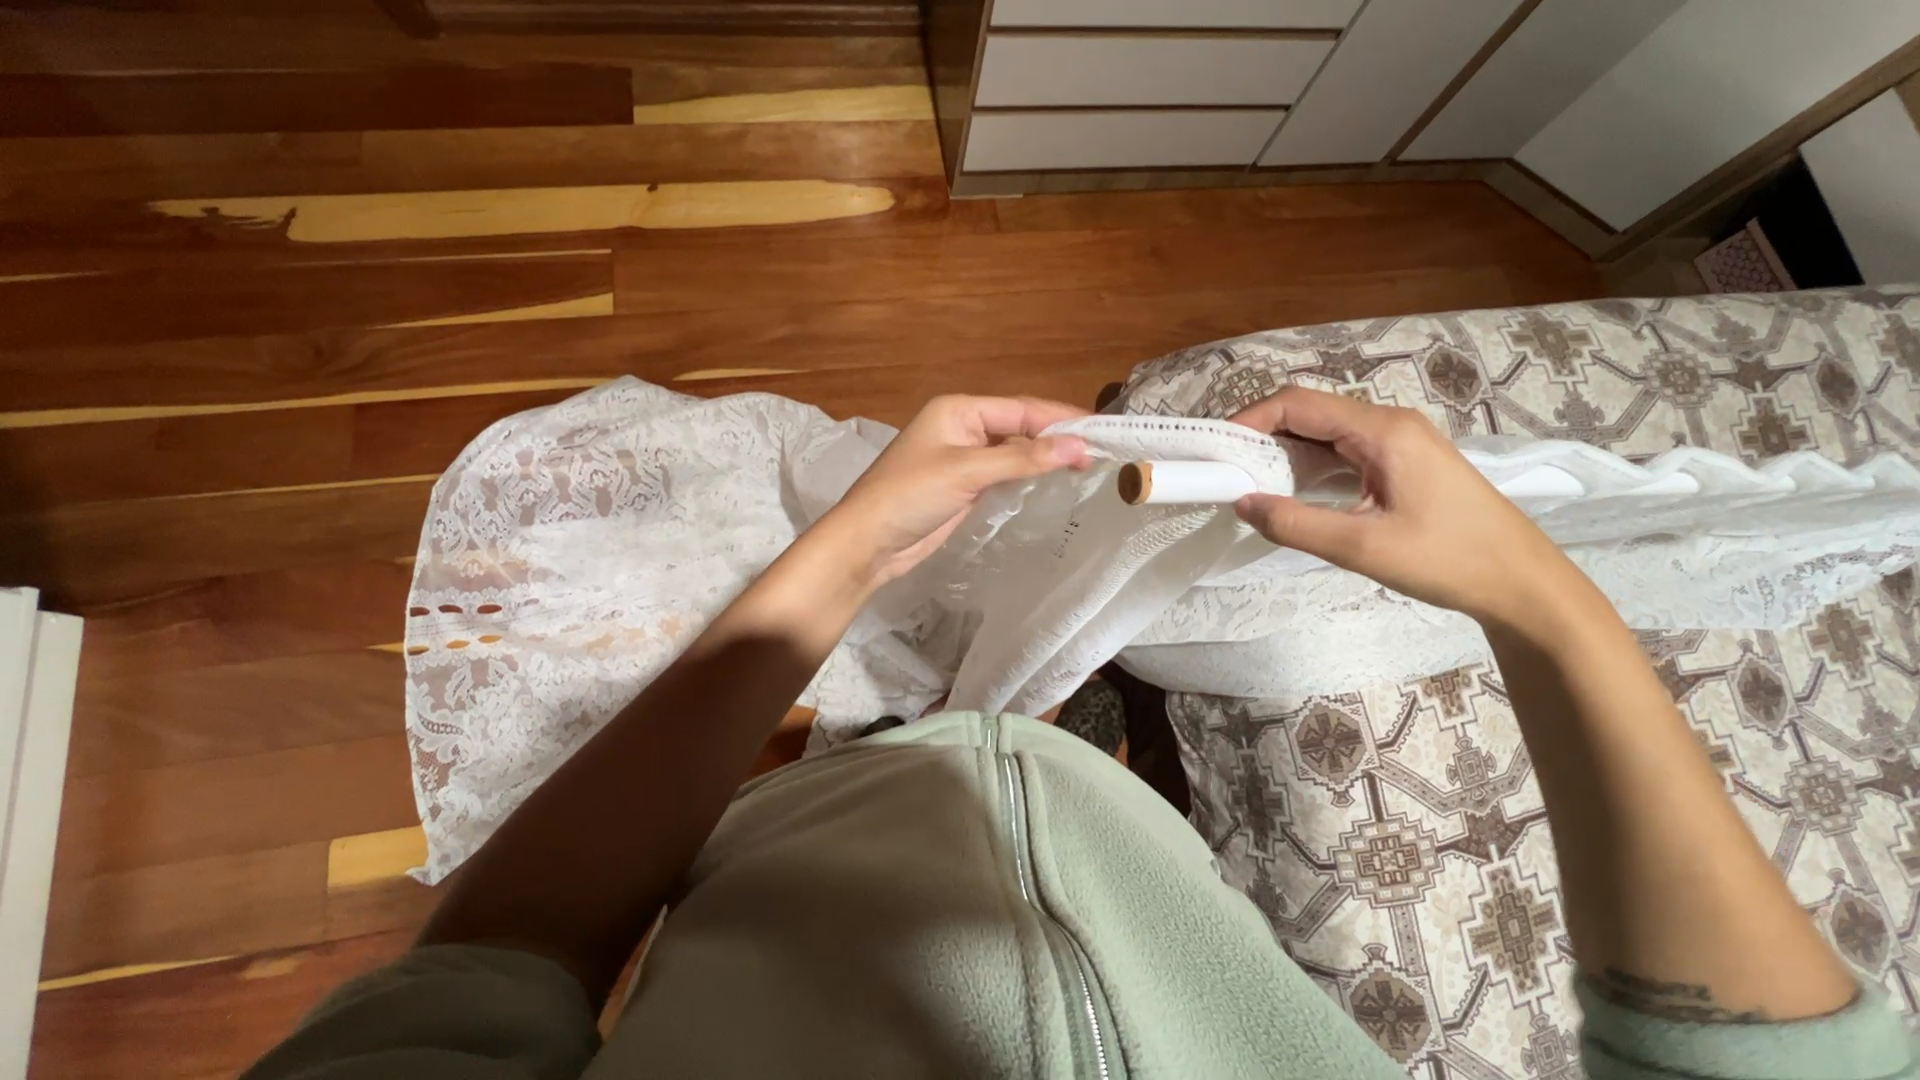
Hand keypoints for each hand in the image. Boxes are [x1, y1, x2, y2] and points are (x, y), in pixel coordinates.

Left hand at [813, 394, 1091, 587]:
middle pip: (1020, 426)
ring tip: (1089, 466)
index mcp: (958, 410)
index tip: (1102, 431)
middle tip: (1102, 451)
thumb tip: (1078, 446)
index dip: (1061, 418)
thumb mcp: (967, 472)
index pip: (1020, 408)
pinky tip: (1054, 482)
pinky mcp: (965, 487)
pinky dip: (1029, 476)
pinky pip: (1005, 474)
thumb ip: (1023, 459)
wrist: (869, 543)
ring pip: (1015, 451)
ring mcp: (963, 458)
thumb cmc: (910, 495)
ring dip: (1046, 457)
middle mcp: (963, 427)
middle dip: (1057, 437)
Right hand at [1228, 386, 1581, 627]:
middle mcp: (1391, 422)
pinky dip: (1310, 462)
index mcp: (1382, 431)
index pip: (1298, 403)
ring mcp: (1402, 439)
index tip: (1217, 450)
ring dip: (1285, 450)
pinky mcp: (1406, 460)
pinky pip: (1345, 447)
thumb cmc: (1446, 559)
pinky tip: (1296, 490)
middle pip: (1310, 410)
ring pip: (1326, 429)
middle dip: (1262, 434)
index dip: (1251, 419)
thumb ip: (1295, 524)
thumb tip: (1242, 503)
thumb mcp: (1361, 548)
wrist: (1521, 581)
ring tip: (1252, 482)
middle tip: (1228, 470)